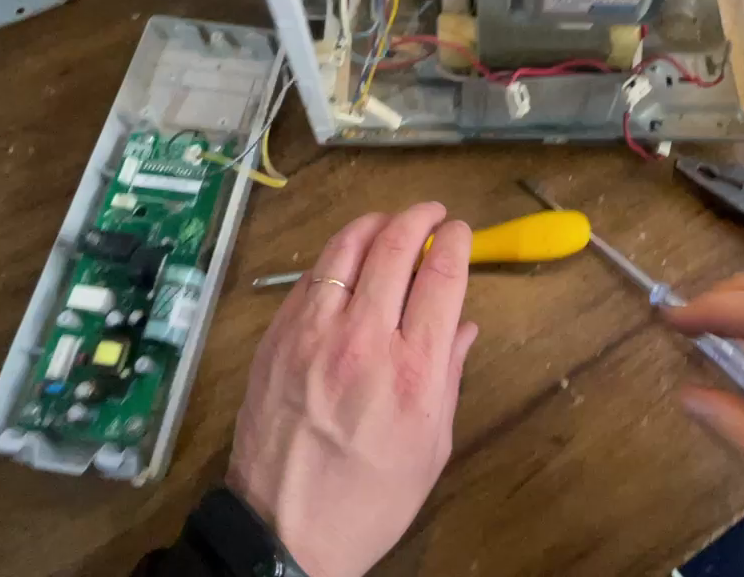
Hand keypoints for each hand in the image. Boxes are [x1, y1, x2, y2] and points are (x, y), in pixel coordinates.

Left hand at [228, 203, 478, 576]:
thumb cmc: (371, 495)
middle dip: (421, 217)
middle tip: (432, 214)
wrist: (283, 529)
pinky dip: (338, 255)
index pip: (442, 275)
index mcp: (413, 370)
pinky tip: (349, 260)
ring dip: (376, 223)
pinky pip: (312, 275)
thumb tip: (464, 323)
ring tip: (390, 222)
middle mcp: (363, 339)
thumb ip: (450, 373)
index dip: (457, 241)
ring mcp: (313, 332)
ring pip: (347, 247)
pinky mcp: (278, 335)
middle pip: (396, 246)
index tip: (461, 232)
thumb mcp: (432, 445)